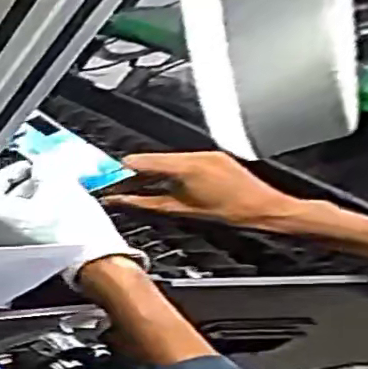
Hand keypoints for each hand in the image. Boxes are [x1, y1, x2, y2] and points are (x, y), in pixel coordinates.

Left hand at [0, 159, 143, 284]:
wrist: (92, 258)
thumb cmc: (75, 230)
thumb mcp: (61, 188)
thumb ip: (45, 169)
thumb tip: (41, 160)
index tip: (0, 157)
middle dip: (10, 177)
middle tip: (29, 166)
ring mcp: (5, 237)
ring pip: (6, 205)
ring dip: (23, 188)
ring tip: (46, 178)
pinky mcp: (20, 242)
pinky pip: (16, 216)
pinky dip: (29, 202)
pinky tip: (49, 195)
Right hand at [109, 151, 304, 230]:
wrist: (267, 209)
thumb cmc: (226, 212)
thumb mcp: (175, 209)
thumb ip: (139, 201)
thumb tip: (112, 199)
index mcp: (184, 166)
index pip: (137, 162)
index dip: (115, 172)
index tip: (100, 182)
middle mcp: (195, 155)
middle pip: (147, 160)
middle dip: (127, 174)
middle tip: (111, 188)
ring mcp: (206, 156)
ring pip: (161, 161)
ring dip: (144, 174)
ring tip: (131, 189)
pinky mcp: (212, 159)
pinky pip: (178, 162)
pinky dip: (162, 173)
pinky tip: (156, 185)